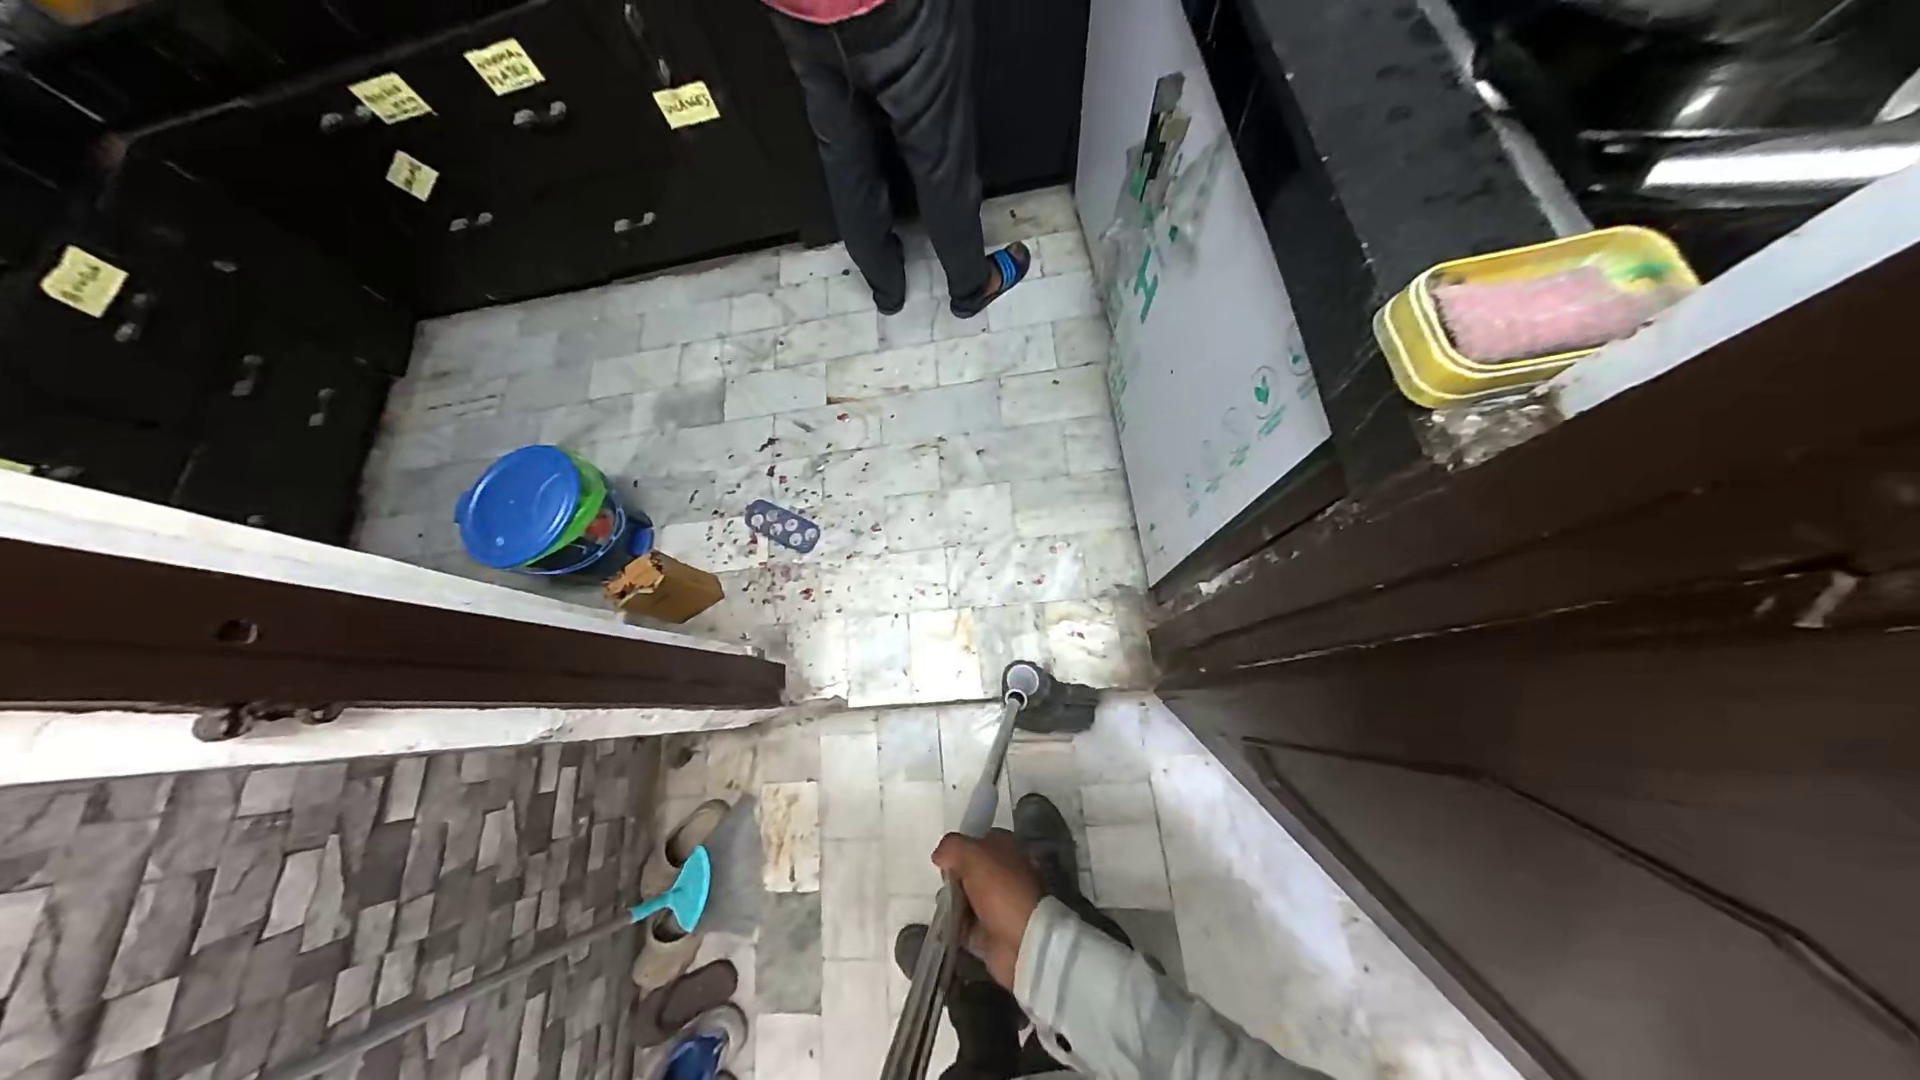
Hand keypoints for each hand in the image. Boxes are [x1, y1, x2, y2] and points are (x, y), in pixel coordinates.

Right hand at [931, 829, 1042, 987]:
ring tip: (944, 908)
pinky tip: (945, 926)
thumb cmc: (1001, 890)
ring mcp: (1000, 904)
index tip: (944, 860)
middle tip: (944, 887)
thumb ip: (951, 848)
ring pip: (966, 898)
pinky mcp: (992, 932)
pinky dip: (954, 926)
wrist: (1024, 941)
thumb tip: (939, 856)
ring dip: (951, 904)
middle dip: (953, 878)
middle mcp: (1004, 873)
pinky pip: (965, 926)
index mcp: (1006, 848)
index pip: (978, 840)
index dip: (959, 848)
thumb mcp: (972, 855)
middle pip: (969, 871)